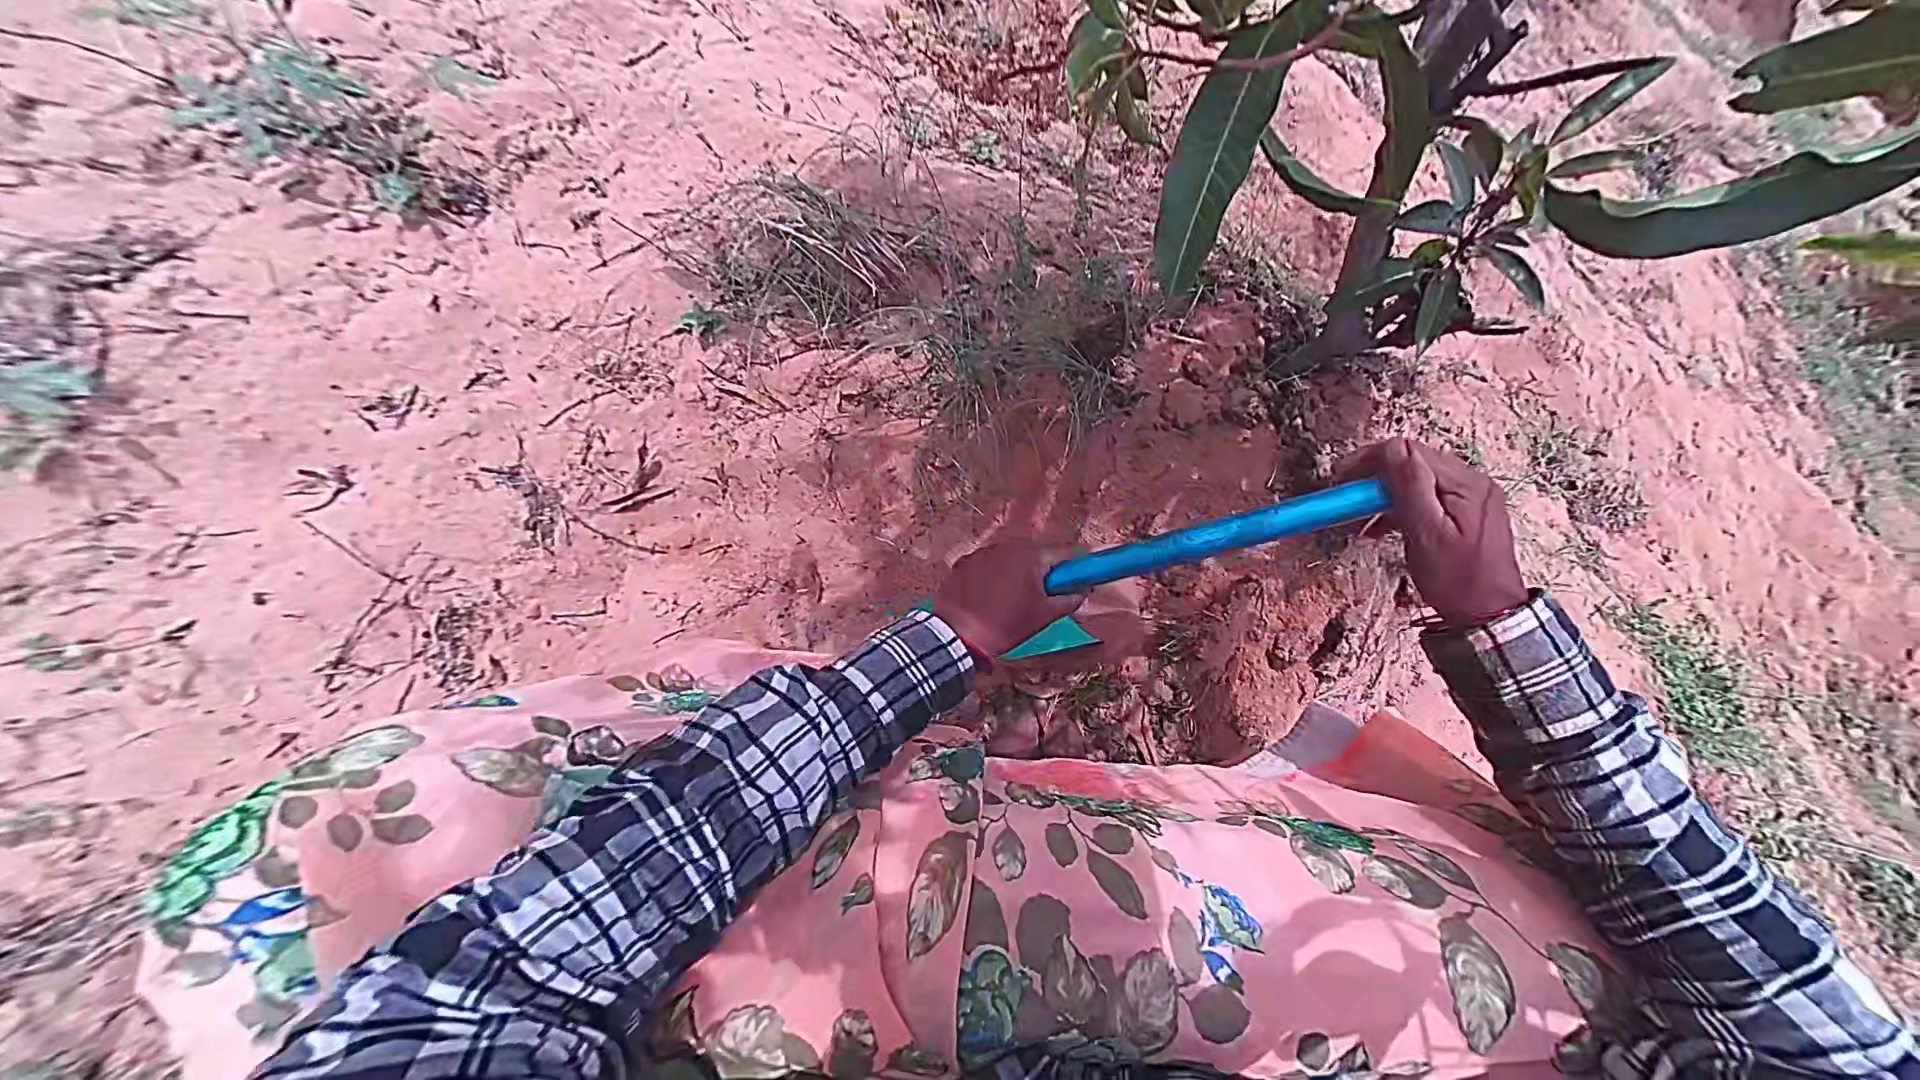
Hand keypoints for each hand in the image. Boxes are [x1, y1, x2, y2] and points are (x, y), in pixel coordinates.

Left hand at [931, 541, 1087, 658]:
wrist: (956, 635)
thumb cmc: (1006, 624)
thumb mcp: (1044, 616)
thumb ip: (1070, 599)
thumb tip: (1083, 590)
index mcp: (1030, 556)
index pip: (1065, 551)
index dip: (1080, 562)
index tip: (1086, 573)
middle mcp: (1006, 546)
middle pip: (1037, 553)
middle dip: (1047, 569)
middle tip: (1051, 591)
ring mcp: (982, 553)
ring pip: (1011, 558)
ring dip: (1020, 571)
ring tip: (1019, 597)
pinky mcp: (963, 564)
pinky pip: (989, 565)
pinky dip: (996, 575)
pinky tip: (994, 596)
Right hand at [1335, 438, 1527, 626]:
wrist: (1488, 614)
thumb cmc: (1457, 580)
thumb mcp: (1427, 533)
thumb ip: (1410, 487)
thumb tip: (1391, 448)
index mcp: (1465, 484)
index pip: (1409, 451)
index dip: (1369, 461)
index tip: (1340, 481)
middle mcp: (1471, 483)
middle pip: (1411, 463)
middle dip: (1372, 479)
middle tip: (1344, 502)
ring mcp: (1469, 497)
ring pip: (1413, 481)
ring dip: (1381, 496)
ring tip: (1359, 521)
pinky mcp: (1462, 513)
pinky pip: (1422, 498)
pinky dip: (1395, 508)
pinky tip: (1379, 528)